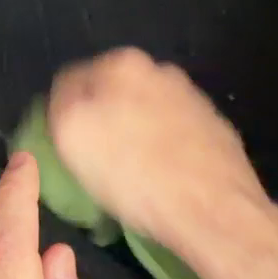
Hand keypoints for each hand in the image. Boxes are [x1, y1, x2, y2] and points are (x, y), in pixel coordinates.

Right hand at [46, 48, 265, 251]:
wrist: (216, 215)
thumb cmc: (133, 173)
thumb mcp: (69, 133)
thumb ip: (59, 100)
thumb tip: (65, 95)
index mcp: (121, 62)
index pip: (74, 79)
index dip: (67, 113)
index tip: (72, 144)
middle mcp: (161, 71)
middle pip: (114, 94)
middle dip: (105, 119)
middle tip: (99, 159)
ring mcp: (194, 100)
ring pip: (146, 114)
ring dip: (136, 134)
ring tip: (135, 175)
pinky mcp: (218, 132)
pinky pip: (176, 136)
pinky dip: (166, 151)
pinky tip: (164, 180)